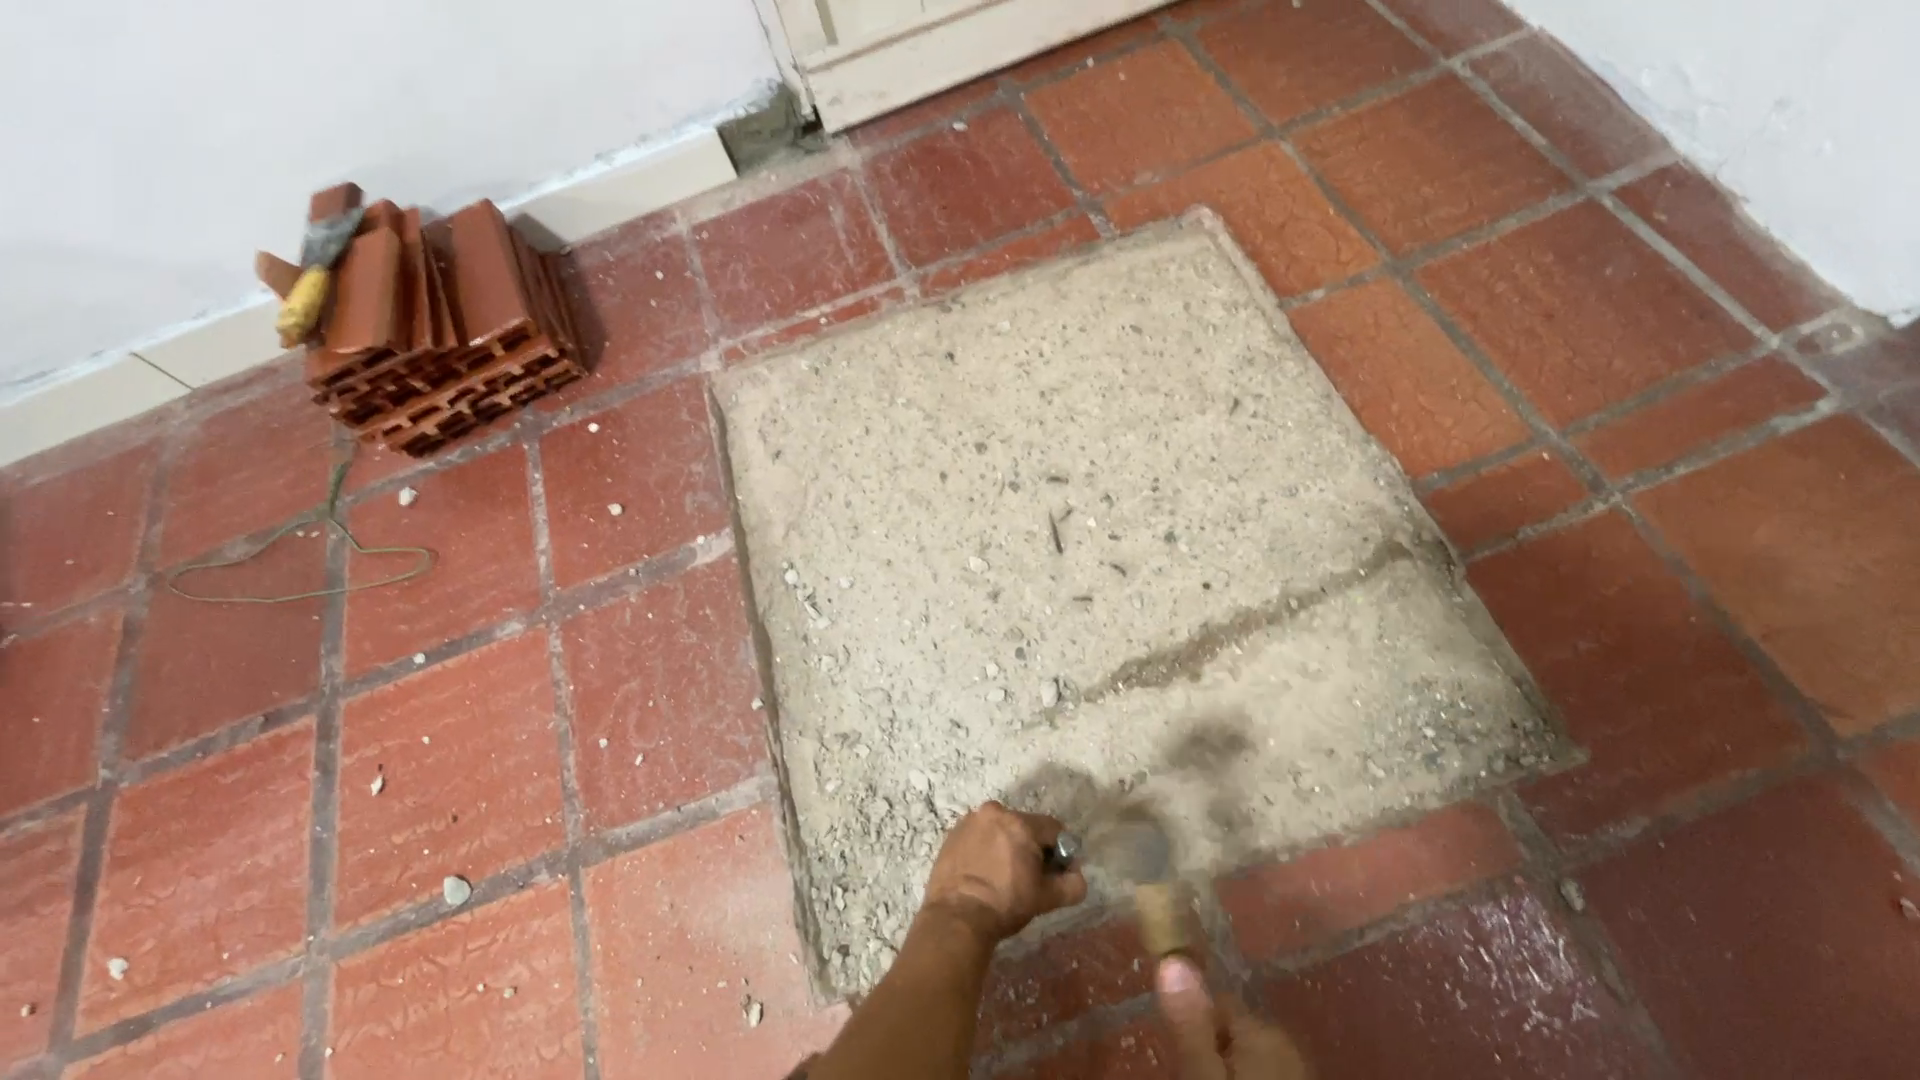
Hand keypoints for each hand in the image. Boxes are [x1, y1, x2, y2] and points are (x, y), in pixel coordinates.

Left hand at [920, 801, 1087, 943]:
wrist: (956, 917)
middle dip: (1031, 847)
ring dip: (1006, 845)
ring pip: (1000, 829)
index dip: (1059, 850)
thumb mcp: (1045, 898)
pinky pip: (978, 835)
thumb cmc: (1005, 904)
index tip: (1053, 872)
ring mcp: (970, 821)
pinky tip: (982, 872)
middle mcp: (994, 813)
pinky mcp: (952, 833)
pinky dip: (984, 847)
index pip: (1053, 829)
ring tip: (1001, 875)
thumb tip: (1078, 877)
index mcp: (1020, 823)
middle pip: (1025, 826)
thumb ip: (1071, 885)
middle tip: (1027, 876)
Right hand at [1156, 957, 1310, 1079]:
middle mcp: (1286, 1044)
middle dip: (1205, 1051)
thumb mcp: (1202, 1077)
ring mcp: (1297, 1072)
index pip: (1214, 1002)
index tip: (1174, 1055)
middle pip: (1229, 1030)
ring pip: (1244, 1058)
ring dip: (1222, 1071)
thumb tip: (1173, 960)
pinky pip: (1261, 1075)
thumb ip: (1189, 1023)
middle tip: (1186, 1076)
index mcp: (1264, 1031)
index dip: (1189, 1025)